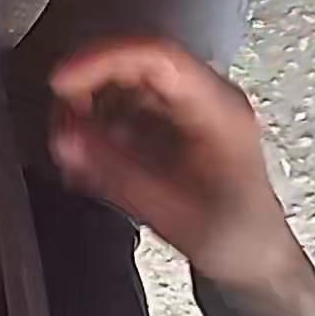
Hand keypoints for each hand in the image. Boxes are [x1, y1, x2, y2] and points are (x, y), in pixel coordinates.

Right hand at [50, 37, 314, 315]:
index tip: (62, 82)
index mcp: (217, 109)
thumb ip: (115, 173)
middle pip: (132, 63)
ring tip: (69, 145)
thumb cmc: (232, 236)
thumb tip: (66, 138)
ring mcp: (185, 106)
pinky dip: (94, 122)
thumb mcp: (171, 212)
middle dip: (86, 87)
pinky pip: (121, 102)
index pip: (156, 57)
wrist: (253, 258)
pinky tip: (84, 155)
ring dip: (86, 106)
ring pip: (121, 80)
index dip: (102, 61)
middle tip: (61, 122)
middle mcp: (203, 97)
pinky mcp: (167, 118)